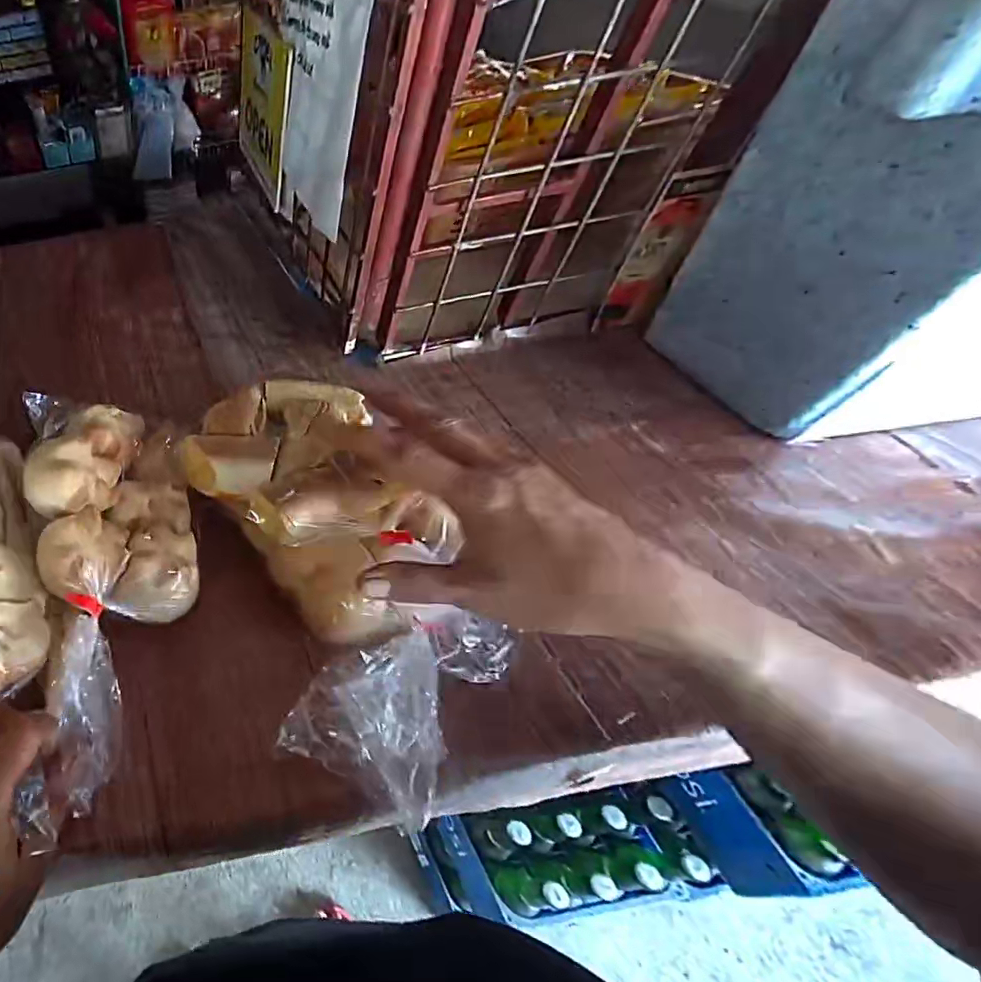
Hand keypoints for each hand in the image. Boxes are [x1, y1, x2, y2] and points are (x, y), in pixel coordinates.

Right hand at [341, 392, 709, 643]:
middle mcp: (497, 468)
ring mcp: (522, 467)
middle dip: (399, 404)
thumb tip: (362, 583)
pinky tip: (446, 441)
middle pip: (440, 425)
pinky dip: (452, 432)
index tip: (340, 420)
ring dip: (426, 414)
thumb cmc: (554, 592)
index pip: (411, 456)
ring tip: (396, 407)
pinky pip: (483, 441)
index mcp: (478, 494)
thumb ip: (417, 583)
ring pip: (465, 429)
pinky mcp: (538, 474)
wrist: (641, 588)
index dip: (371, 437)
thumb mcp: (478, 593)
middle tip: (364, 388)